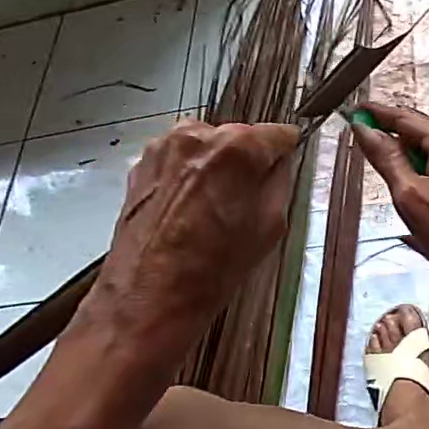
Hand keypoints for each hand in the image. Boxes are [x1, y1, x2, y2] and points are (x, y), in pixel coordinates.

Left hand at [86, 119, 300, 350]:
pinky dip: (189, 175)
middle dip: (248, 160)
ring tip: (215, 205)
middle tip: (249, 196)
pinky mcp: (141, 165)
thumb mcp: (270, 225)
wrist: (150, 295)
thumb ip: (280, 182)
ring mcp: (164, 148)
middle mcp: (198, 136)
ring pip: (206, 145)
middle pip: (239, 136)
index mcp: (237, 147)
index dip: (287, 150)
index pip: (278, 133)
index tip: (286, 164)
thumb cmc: (213, 267)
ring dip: (216, 165)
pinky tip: (190, 209)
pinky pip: (179, 159)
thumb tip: (279, 165)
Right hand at [351, 103, 428, 333]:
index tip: (354, 112)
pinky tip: (409, 183)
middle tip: (362, 142)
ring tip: (386, 171)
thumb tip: (364, 131)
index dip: (377, 114)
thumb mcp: (409, 196)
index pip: (406, 118)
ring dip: (405, 154)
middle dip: (390, 135)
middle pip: (418, 129)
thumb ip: (386, 158)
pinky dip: (420, 167)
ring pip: (428, 146)